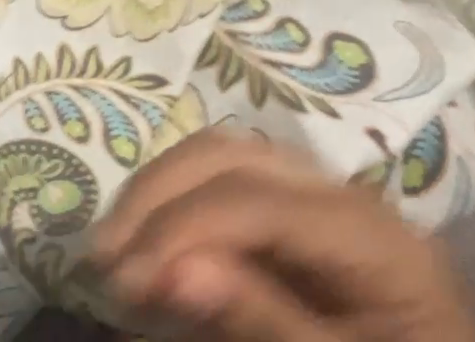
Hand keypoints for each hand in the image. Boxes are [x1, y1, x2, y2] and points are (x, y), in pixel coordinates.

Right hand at [86, 132, 474, 341]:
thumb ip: (263, 322)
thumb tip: (169, 271)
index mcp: (371, 235)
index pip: (250, 201)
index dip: (176, 230)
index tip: (122, 280)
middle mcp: (342, 192)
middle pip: (225, 155)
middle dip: (153, 196)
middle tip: (103, 254)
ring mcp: (319, 193)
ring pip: (215, 153)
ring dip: (155, 190)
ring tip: (114, 245)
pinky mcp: (296, 207)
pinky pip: (222, 177)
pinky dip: (173, 198)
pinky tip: (146, 240)